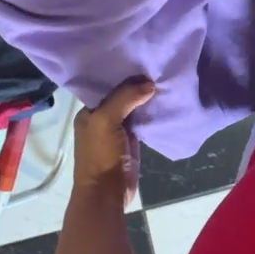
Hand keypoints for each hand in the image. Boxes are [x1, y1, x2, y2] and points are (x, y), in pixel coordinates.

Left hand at [73, 77, 155, 202]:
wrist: (107, 193)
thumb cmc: (100, 155)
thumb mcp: (106, 120)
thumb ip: (125, 98)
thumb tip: (150, 83)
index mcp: (88, 112)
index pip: (106, 85)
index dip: (123, 74)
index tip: (143, 60)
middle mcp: (101, 118)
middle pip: (122, 95)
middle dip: (138, 84)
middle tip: (159, 67)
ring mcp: (117, 130)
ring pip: (134, 107)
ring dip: (146, 97)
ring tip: (166, 79)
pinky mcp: (132, 141)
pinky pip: (143, 121)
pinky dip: (152, 112)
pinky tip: (166, 101)